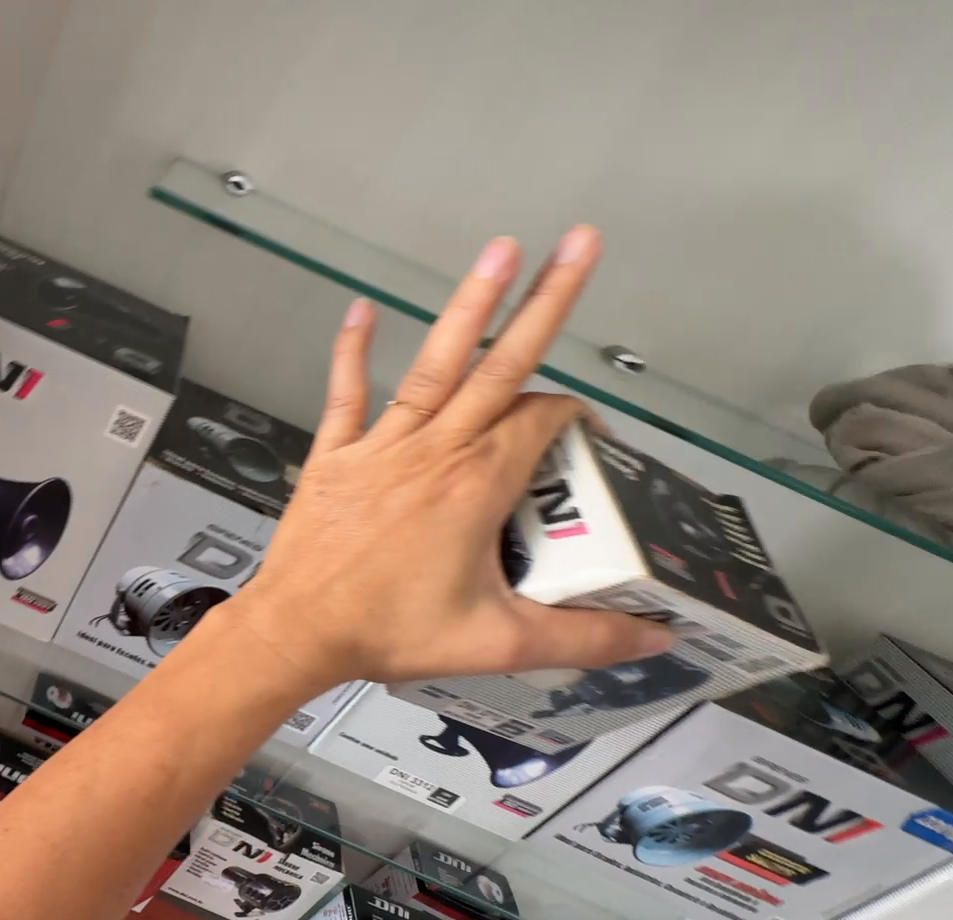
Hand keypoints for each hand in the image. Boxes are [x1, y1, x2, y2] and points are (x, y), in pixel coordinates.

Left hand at [226, 226, 675, 689]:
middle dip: (547, 303)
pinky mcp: (335, 457)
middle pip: (502, 367)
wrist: (299, 629)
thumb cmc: (388, 631)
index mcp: (477, 485)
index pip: (543, 424)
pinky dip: (352, 353)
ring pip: (434, 366)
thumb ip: (582, 639)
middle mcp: (433, 451)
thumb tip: (653, 639)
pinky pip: (346, 394)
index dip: (573, 419)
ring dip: (469, 307)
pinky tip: (360, 311)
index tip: (583, 432)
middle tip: (580, 243)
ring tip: (500, 250)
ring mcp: (379, 447)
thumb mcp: (497, 643)